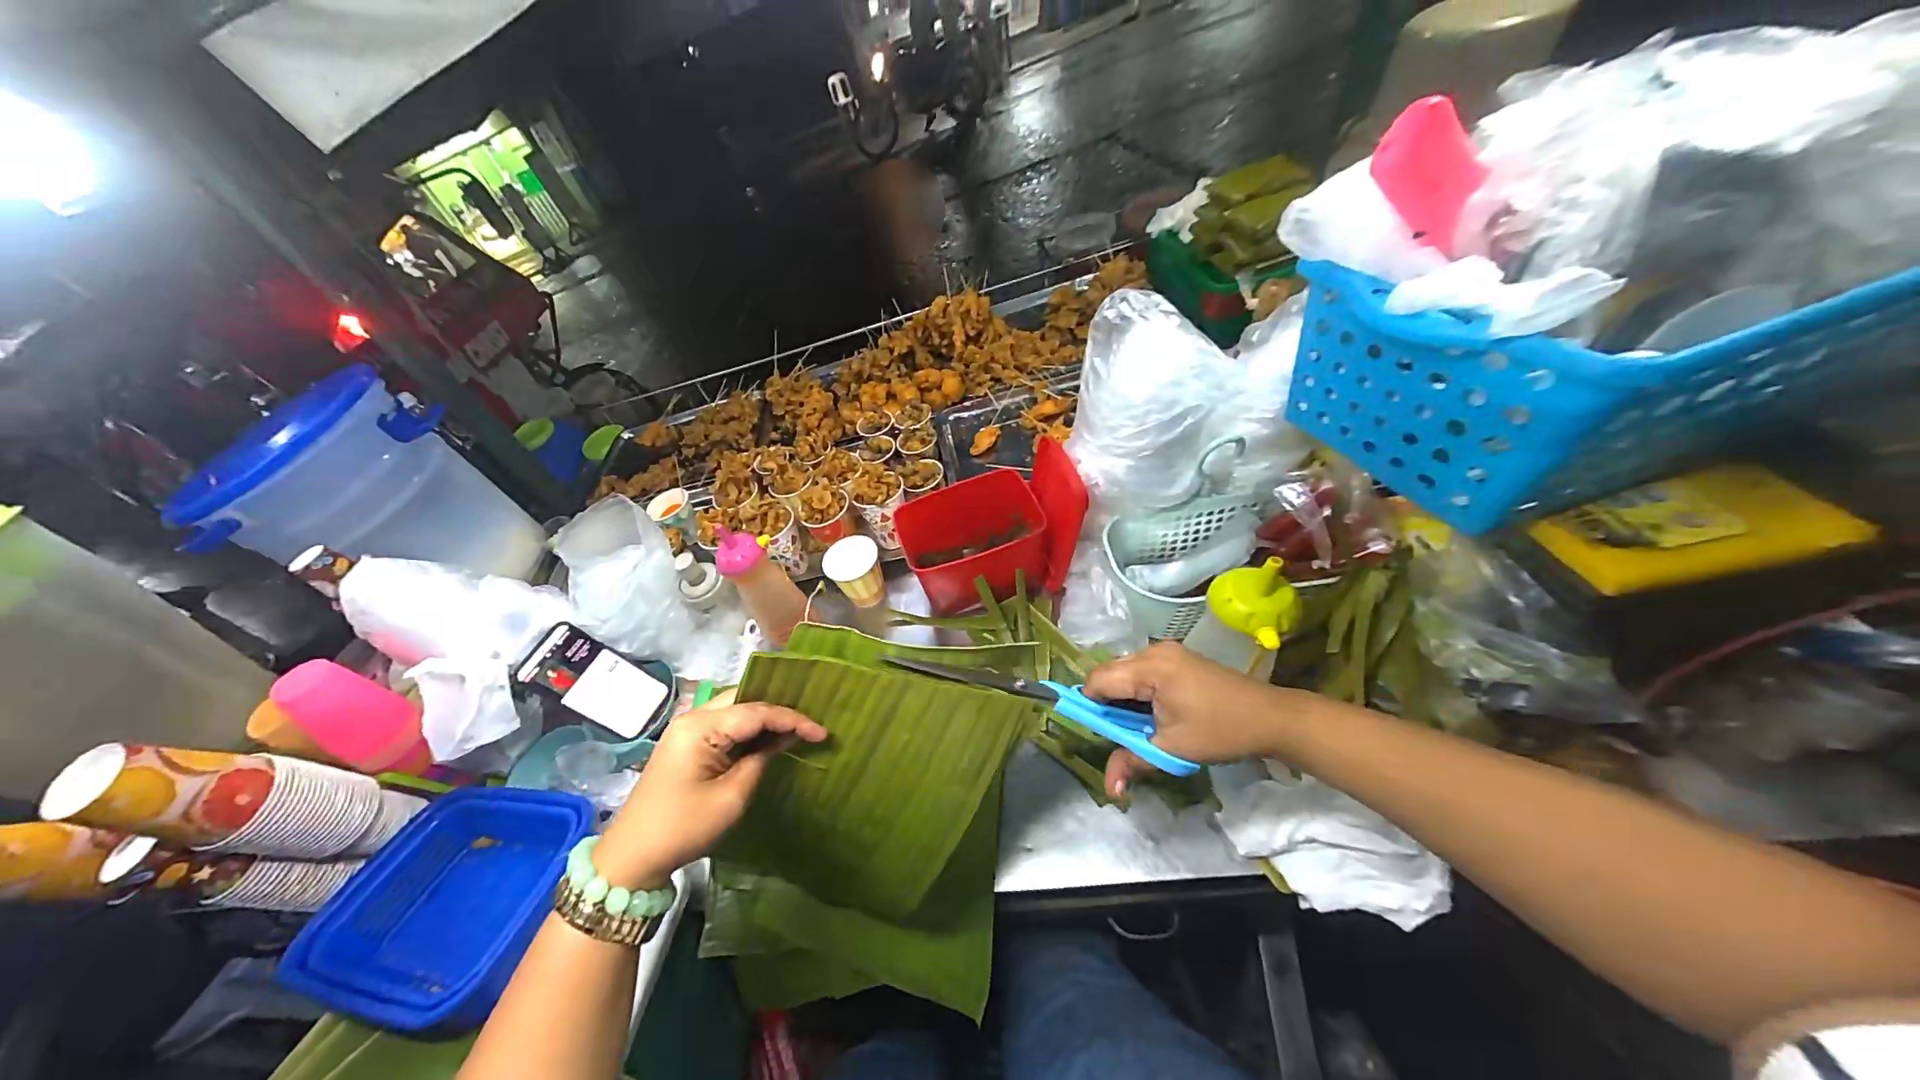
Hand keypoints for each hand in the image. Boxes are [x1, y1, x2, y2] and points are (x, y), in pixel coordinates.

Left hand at [594, 703, 826, 888]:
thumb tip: (785, 738)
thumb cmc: (684, 827)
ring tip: (796, 728)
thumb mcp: (732, 797)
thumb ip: (762, 759)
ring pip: (735, 709)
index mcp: (701, 727)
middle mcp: (693, 717)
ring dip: (764, 718)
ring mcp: (686, 729)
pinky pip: (724, 724)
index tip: (822, 733)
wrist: (631, 857)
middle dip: (780, 710)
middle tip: (811, 724)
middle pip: (745, 700)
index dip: (793, 719)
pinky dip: (749, 728)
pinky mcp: (685, 743)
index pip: (757, 711)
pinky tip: (768, 737)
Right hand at [1082, 642, 1294, 799]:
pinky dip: (1139, 690)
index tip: (1098, 732)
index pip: (1098, 680)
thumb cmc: (1220, 731)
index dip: (1090, 706)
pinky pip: (1142, 669)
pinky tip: (1154, 712)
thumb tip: (1110, 789)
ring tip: (1140, 724)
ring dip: (1123, 697)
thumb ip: (1132, 761)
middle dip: (1107, 702)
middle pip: (1109, 672)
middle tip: (1120, 732)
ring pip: (1125, 671)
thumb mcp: (1172, 750)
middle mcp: (1154, 651)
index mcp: (1150, 668)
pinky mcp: (1178, 657)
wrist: (1271, 717)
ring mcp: (1168, 651)